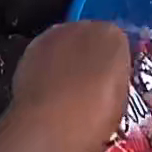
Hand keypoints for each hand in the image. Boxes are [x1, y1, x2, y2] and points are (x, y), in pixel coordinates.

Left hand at [7, 21, 131, 144]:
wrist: (47, 125)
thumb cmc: (93, 119)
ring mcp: (55, 33)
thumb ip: (115, 82)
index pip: (118, 44)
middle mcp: (85, 26)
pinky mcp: (32, 45)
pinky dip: (47, 66)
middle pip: (91, 38)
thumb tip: (108, 84)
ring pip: (66, 43)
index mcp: (113, 37)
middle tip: (89, 86)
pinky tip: (46, 89)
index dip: (114, 66)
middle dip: (90, 57)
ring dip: (67, 59)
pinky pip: (46, 53)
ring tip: (64, 90)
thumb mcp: (118, 104)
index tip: (110, 84)